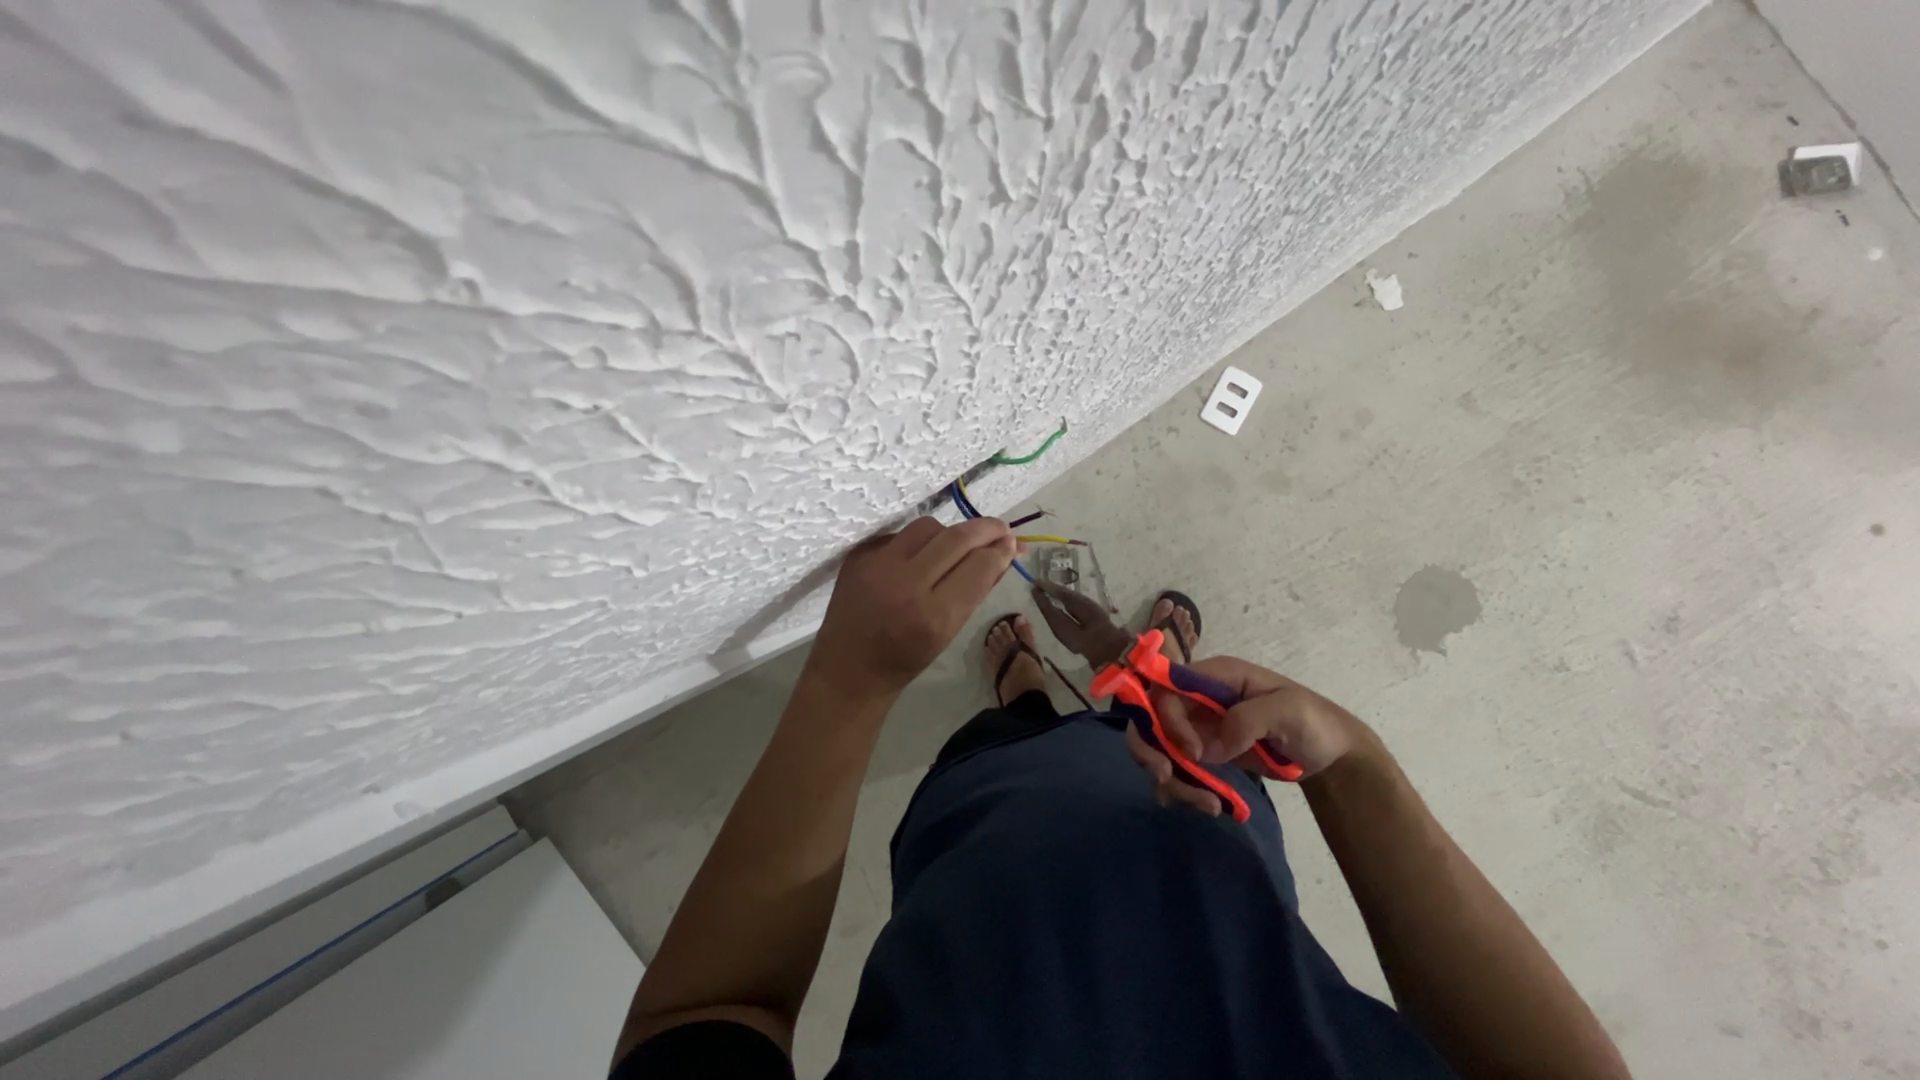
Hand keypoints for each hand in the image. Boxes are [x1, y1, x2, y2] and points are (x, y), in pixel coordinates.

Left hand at [805, 516, 1016, 699]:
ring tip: (957, 546)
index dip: (1001, 551)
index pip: (979, 566)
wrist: (848, 668)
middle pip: (957, 538)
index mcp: (933, 616)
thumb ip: (977, 591)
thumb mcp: (949, 632)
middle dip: (986, 529)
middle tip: (1001, 529)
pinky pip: (900, 535)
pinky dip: (918, 543)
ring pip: (928, 527)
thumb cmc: (906, 659)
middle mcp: (905, 584)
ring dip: (950, 533)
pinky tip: (920, 558)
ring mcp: (877, 566)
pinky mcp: (859, 556)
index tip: (1011, 544)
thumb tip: (1006, 553)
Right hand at [1125, 656, 1380, 815]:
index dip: (1165, 718)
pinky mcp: (1204, 752)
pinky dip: (1181, 789)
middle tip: (1165, 779)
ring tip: (1206, 805)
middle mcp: (1198, 698)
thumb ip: (1248, 720)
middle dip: (1149, 749)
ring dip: (1171, 779)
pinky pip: (1176, 769)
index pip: (1166, 688)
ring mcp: (1199, 726)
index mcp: (1215, 676)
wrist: (1331, 755)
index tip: (1191, 753)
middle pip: (1150, 717)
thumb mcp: (1288, 712)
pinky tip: (1205, 805)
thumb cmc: (1314, 722)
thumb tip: (1211, 746)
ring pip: (1159, 748)